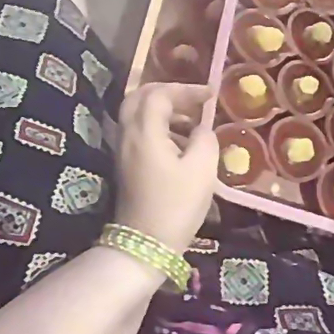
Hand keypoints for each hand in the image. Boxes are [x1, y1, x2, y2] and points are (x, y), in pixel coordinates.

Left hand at [113, 83, 218, 252]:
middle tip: (192, 100)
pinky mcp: (125, 166)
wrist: (145, 244)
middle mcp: (127, 135)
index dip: (186, 90)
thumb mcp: (202, 169)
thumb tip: (200, 129)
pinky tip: (179, 144)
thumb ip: (205, 139)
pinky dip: (157, 128)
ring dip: (162, 111)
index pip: (160, 94)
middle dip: (167, 93)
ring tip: (191, 122)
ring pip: (136, 115)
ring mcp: (122, 151)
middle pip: (139, 97)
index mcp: (144, 131)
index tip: (211, 95)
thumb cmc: (176, 205)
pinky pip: (137, 133)